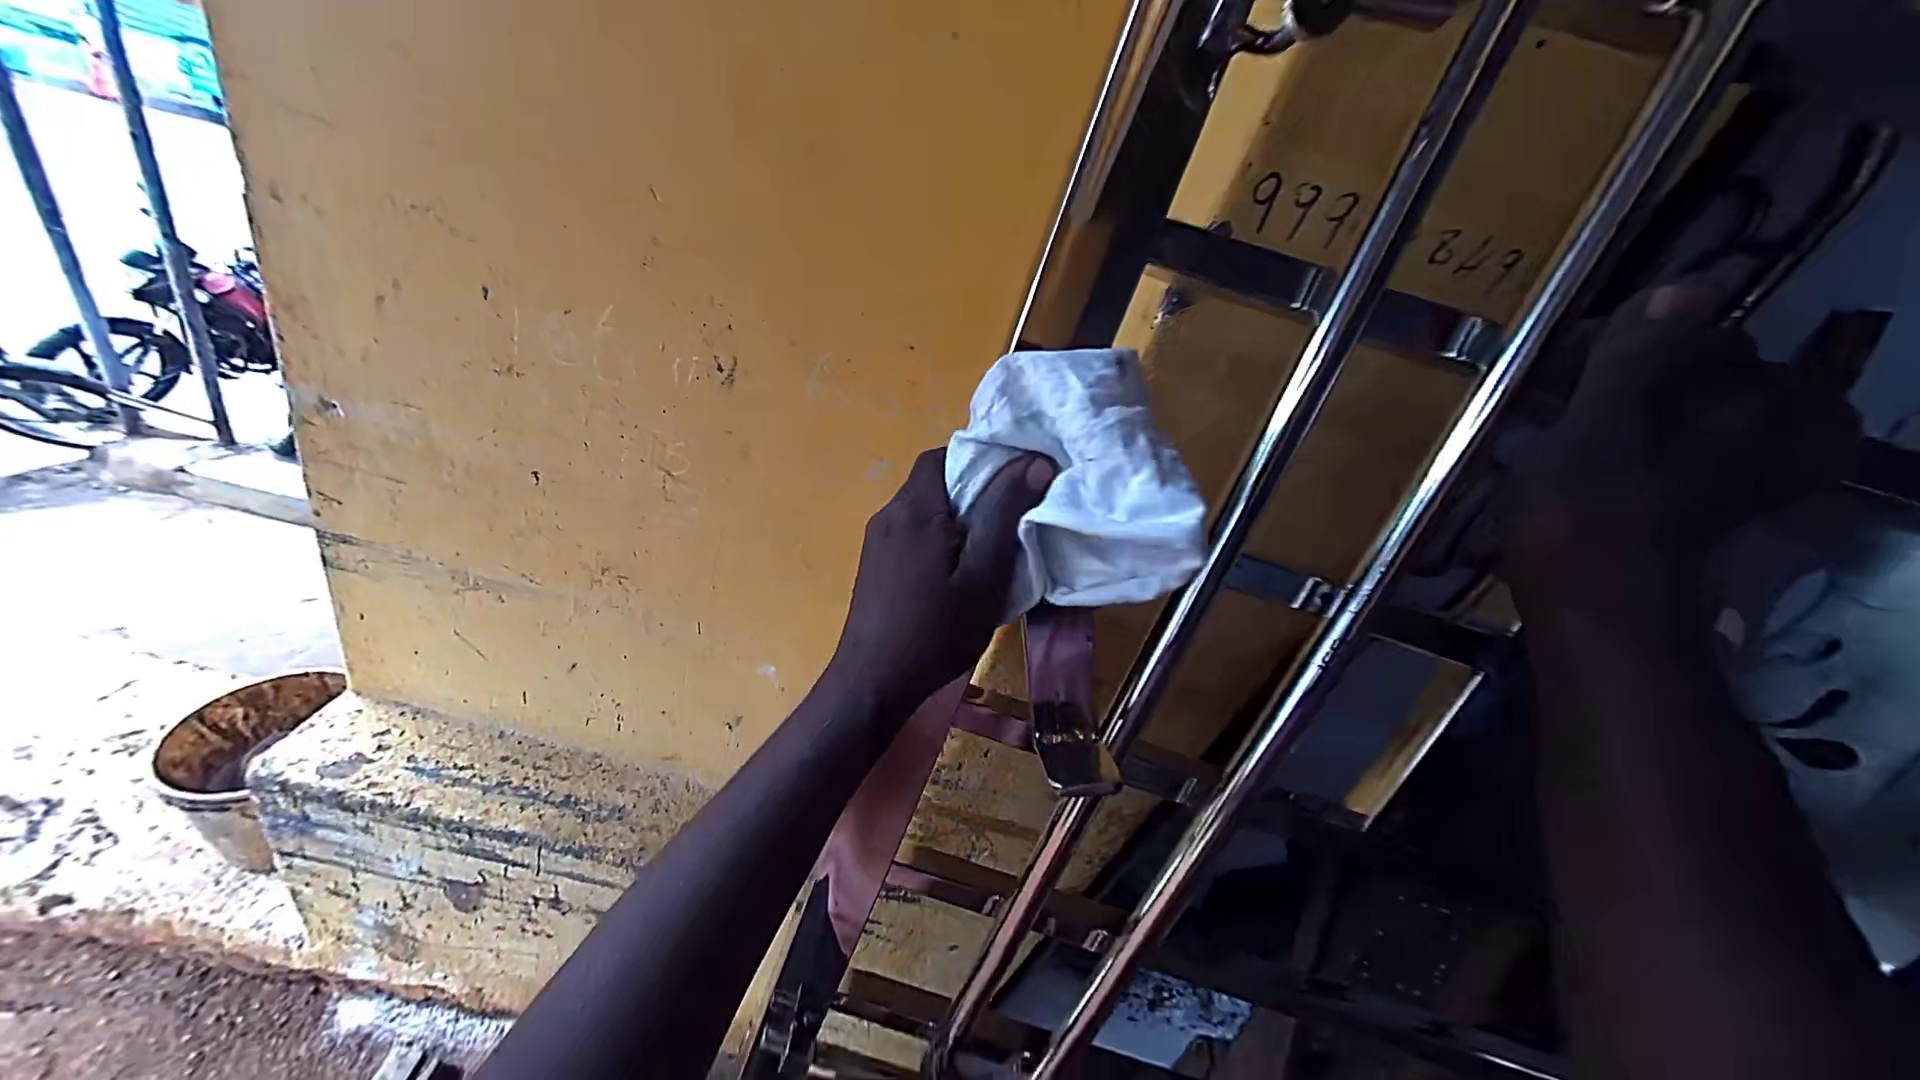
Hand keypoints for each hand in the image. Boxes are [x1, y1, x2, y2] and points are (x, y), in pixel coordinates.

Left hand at [826, 447, 1054, 715]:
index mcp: (915, 508)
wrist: (873, 682)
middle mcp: (889, 514)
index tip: (1015, 480)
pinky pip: (911, 530)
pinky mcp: (873, 562)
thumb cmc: (935, 631)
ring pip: (923, 506)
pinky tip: (956, 568)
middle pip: (934, 479)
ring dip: (956, 514)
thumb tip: (1033, 460)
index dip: (982, 458)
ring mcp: (876, 539)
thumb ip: (1005, 514)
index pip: (944, 454)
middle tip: (1010, 517)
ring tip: (988, 544)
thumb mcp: (984, 575)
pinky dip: (938, 533)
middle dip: (973, 488)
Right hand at [1502, 284, 1863, 606]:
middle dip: (1610, 380)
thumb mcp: (1603, 423)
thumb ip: (1640, 355)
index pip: (1690, 337)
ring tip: (1544, 438)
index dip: (1614, 343)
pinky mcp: (1698, 510)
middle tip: (1542, 400)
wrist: (1592, 608)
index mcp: (1773, 402)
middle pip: (1682, 377)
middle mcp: (1778, 433)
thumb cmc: (1590, 511)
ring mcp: (1740, 475)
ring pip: (1663, 418)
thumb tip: (1684, 287)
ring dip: (1603, 418)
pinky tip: (1569, 469)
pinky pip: (1654, 458)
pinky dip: (1611, 454)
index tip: (1551, 363)